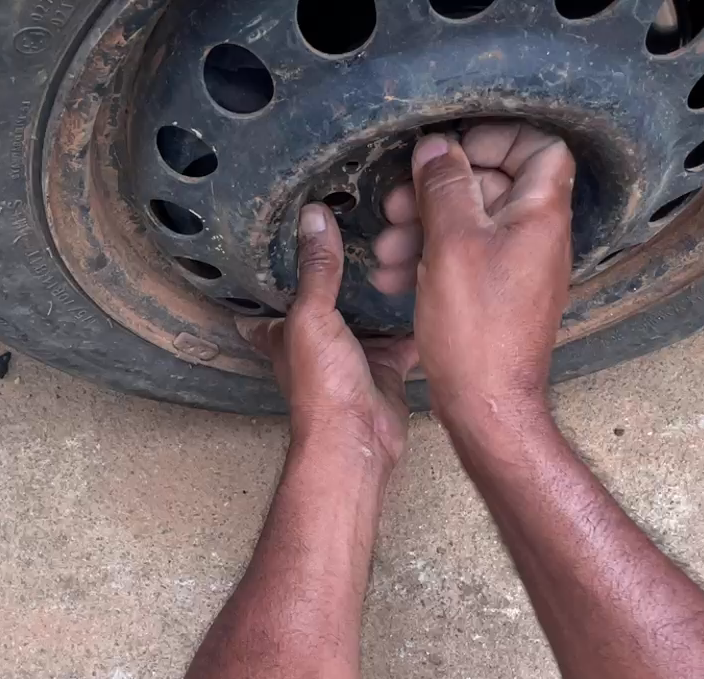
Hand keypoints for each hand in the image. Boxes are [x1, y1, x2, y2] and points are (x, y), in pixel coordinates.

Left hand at [240, 204, 417, 471]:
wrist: (359, 437)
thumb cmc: (321, 387)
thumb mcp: (311, 318)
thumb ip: (316, 270)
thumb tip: (314, 216)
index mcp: (286, 331)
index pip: (271, 294)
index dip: (274, 266)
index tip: (287, 231)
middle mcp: (319, 340)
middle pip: (329, 296)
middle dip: (342, 266)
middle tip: (363, 220)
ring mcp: (355, 353)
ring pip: (369, 312)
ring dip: (382, 287)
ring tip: (401, 239)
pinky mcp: (387, 365)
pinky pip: (404, 334)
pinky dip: (416, 316)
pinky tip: (432, 284)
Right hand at [370, 124, 574, 426]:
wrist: (486, 404)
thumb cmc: (477, 331)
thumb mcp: (451, 246)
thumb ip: (444, 188)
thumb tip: (436, 148)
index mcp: (540, 214)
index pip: (538, 148)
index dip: (495, 139)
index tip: (453, 152)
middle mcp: (535, 238)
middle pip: (490, 188)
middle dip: (438, 191)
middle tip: (398, 204)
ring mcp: (515, 270)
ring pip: (468, 228)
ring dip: (423, 230)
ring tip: (386, 249)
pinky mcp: (495, 298)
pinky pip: (463, 263)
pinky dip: (430, 262)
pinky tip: (393, 277)